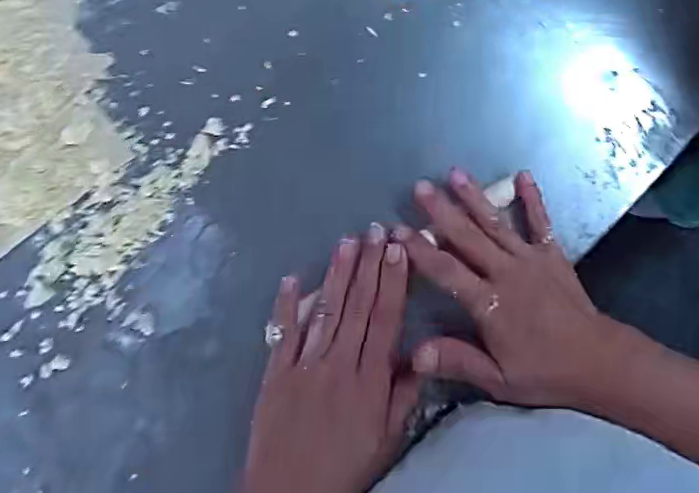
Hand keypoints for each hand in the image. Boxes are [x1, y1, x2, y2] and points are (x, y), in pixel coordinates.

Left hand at [240, 227, 420, 492]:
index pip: (384, 319)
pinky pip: (284, 332)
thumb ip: (405, 394)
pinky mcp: (276, 373)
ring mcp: (304, 366)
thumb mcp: (388, 439)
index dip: (392, 281)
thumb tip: (422, 352)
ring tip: (348, 241)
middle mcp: (338, 365)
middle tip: (376, 229)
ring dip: (337, 273)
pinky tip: (293, 277)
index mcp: (369, 380)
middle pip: (357, 306)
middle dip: (369, 264)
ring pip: (326, 311)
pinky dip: (287, 304)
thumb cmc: (346, 467)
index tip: (397, 248)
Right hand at [397, 170, 628, 409]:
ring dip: (474, 196)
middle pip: (467, 237)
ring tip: (455, 172)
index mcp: (489, 303)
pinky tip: (522, 175)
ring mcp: (529, 258)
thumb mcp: (499, 380)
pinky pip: (539, 221)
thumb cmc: (545, 372)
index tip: (398, 230)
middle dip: (442, 211)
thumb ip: (458, 361)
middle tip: (420, 187)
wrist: (598, 361)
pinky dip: (532, 198)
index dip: (421, 250)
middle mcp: (506, 272)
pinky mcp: (551, 253)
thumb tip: (415, 354)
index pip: (447, 271)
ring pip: (495, 223)